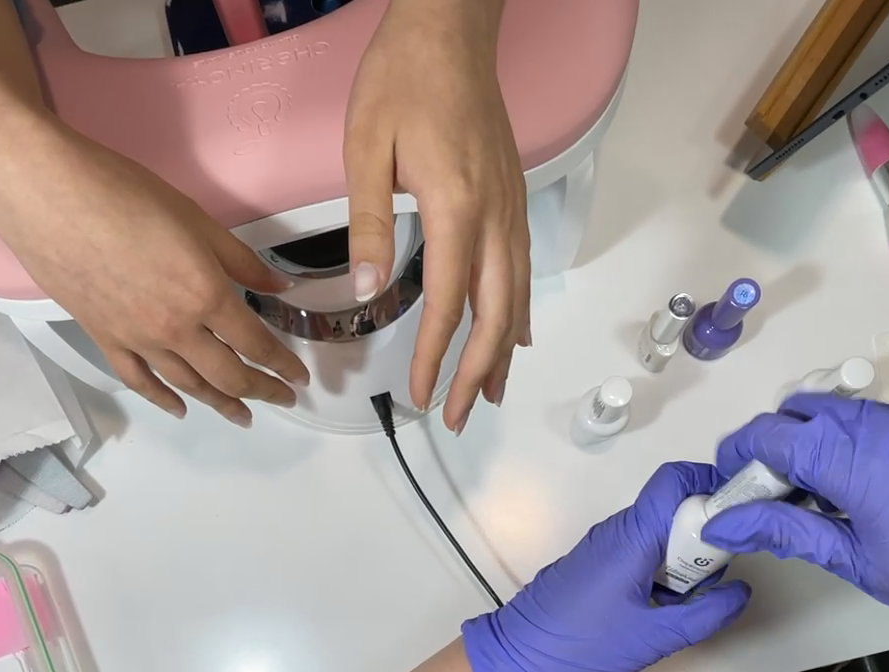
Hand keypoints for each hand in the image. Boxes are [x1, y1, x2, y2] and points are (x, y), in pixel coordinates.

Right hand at [0, 123, 309, 426]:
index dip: (282, 366)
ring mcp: (138, 339)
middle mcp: (176, 329)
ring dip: (220, 403)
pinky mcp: (104, 337)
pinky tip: (180, 409)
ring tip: (243, 416)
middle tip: (282, 400)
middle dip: (262, 391)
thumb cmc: (122, 193)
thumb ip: (243, 262)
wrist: (41, 190)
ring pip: (188, 385)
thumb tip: (280, 289)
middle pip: (229, 375)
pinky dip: (163, 398)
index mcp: (206, 297)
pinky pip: (140, 380)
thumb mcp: (198, 221)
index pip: (257, 345)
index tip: (298, 379)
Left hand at [345, 0, 529, 431]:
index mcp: (455, 209)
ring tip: (489, 395)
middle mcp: (494, 220)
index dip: (433, 357)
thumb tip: (367, 290)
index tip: (420, 395)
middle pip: (495, 317)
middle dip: (475, 373)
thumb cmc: (402, 79)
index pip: (445, 304)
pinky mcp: (513, 204)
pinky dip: (519, 316)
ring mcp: (511, 212)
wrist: (452, 26)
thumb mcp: (365, 147)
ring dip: (502, 355)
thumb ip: (368, 223)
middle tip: (456, 415)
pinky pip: (523, 274)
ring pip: (516, 301)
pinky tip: (516, 340)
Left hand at [463, 464, 752, 671]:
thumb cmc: (583, 646)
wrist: (518, 659)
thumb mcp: (655, 638)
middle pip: (671, 509)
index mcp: (631, 536)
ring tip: (689, 599)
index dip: (711, 484)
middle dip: (703, 535)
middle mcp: (616, 531)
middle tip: (716, 575)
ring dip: (681, 558)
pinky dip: (658, 570)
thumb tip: (740, 593)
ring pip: (657, 533)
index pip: (675, 479)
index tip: (737, 516)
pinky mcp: (594, 565)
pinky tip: (661, 606)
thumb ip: (706, 614)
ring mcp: (602, 546)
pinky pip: (638, 552)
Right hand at [702, 395, 888, 671]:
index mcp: (859, 460)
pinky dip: (867, 444)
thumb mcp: (855, 561)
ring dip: (822, 440)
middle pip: (807, 409)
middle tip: (774, 489)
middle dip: (777, 441)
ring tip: (826, 493)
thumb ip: (785, 530)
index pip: (772, 433)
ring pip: (851, 411)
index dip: (739, 454)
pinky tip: (879, 489)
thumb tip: (722, 524)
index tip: (731, 483)